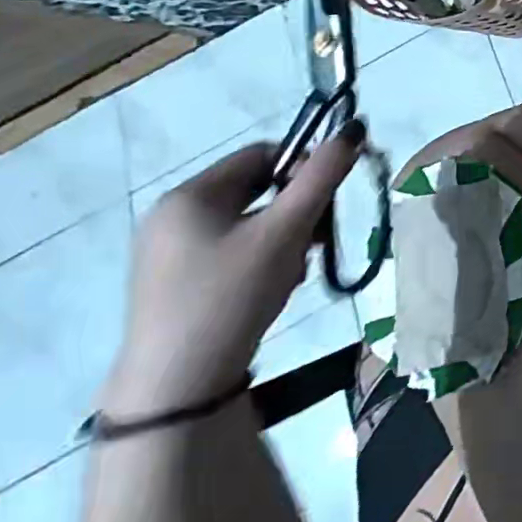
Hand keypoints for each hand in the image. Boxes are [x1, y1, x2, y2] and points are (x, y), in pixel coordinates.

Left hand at [98, 122, 361, 417]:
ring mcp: (167, 252)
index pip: (263, 154)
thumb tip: (354, 129)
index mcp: (190, 193)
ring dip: (282, 239)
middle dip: (295, 212)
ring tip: (293, 274)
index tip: (326, 204)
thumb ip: (322, 177)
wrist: (176, 393)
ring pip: (247, 223)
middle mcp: (172, 214)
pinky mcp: (172, 284)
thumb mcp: (285, 232)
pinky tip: (269, 291)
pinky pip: (229, 251)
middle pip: (256, 190)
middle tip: (316, 243)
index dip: (302, 169)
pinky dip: (258, 261)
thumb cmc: (231, 297)